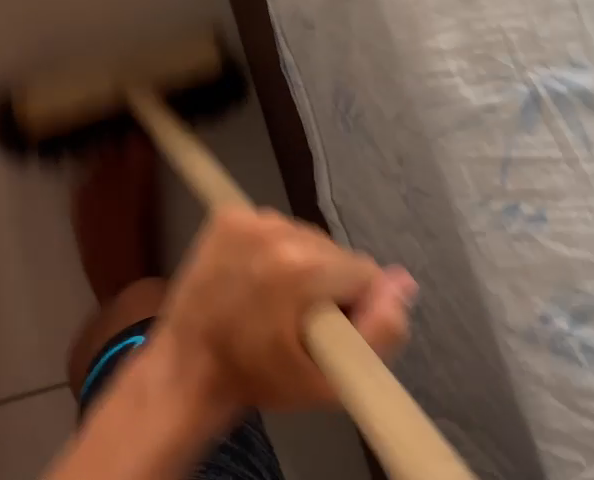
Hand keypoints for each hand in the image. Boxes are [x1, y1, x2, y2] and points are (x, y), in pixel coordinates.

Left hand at [154, 207, 416, 412]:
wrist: (189, 362)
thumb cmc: (259, 377)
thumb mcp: (331, 378)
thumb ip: (380, 332)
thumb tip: (404, 282)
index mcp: (303, 266)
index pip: (365, 273)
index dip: (357, 307)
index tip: (331, 330)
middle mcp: (276, 230)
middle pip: (334, 253)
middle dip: (329, 285)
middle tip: (300, 321)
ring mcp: (247, 218)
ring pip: (306, 239)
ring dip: (302, 266)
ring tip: (276, 302)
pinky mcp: (227, 215)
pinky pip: (275, 229)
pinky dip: (274, 251)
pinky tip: (258, 281)